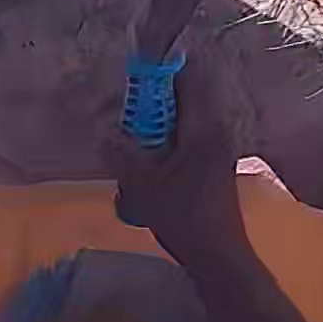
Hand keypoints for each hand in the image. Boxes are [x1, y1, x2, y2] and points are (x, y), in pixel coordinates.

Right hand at [115, 60, 251, 266]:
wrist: (217, 254)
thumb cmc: (184, 217)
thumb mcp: (143, 186)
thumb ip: (122, 156)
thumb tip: (105, 134)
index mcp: (202, 132)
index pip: (188, 84)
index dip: (164, 70)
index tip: (137, 66)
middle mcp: (213, 135)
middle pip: (183, 101)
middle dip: (152, 98)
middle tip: (123, 101)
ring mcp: (213, 151)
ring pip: (181, 121)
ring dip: (155, 121)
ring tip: (128, 128)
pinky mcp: (208, 166)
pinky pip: (182, 138)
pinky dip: (161, 138)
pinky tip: (142, 153)